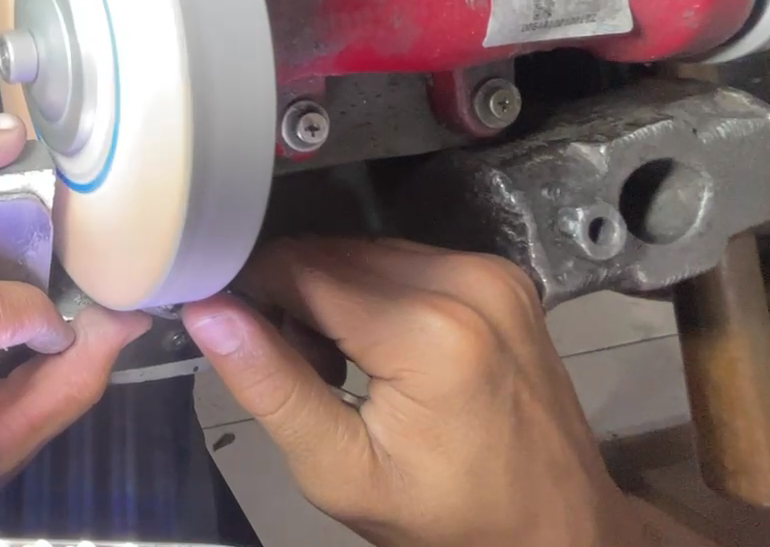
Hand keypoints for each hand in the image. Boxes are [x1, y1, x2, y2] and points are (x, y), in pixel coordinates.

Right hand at [184, 238, 640, 546]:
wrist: (565, 538)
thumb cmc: (447, 520)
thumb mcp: (339, 473)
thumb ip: (268, 386)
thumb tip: (204, 309)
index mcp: (428, 331)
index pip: (289, 267)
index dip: (250, 296)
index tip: (247, 343)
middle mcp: (461, 279)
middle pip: (319, 254)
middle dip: (287, 300)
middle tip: (302, 369)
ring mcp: (484, 271)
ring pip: (347, 251)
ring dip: (321, 293)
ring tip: (338, 363)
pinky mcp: (492, 272)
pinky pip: (386, 257)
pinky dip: (361, 290)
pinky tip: (374, 342)